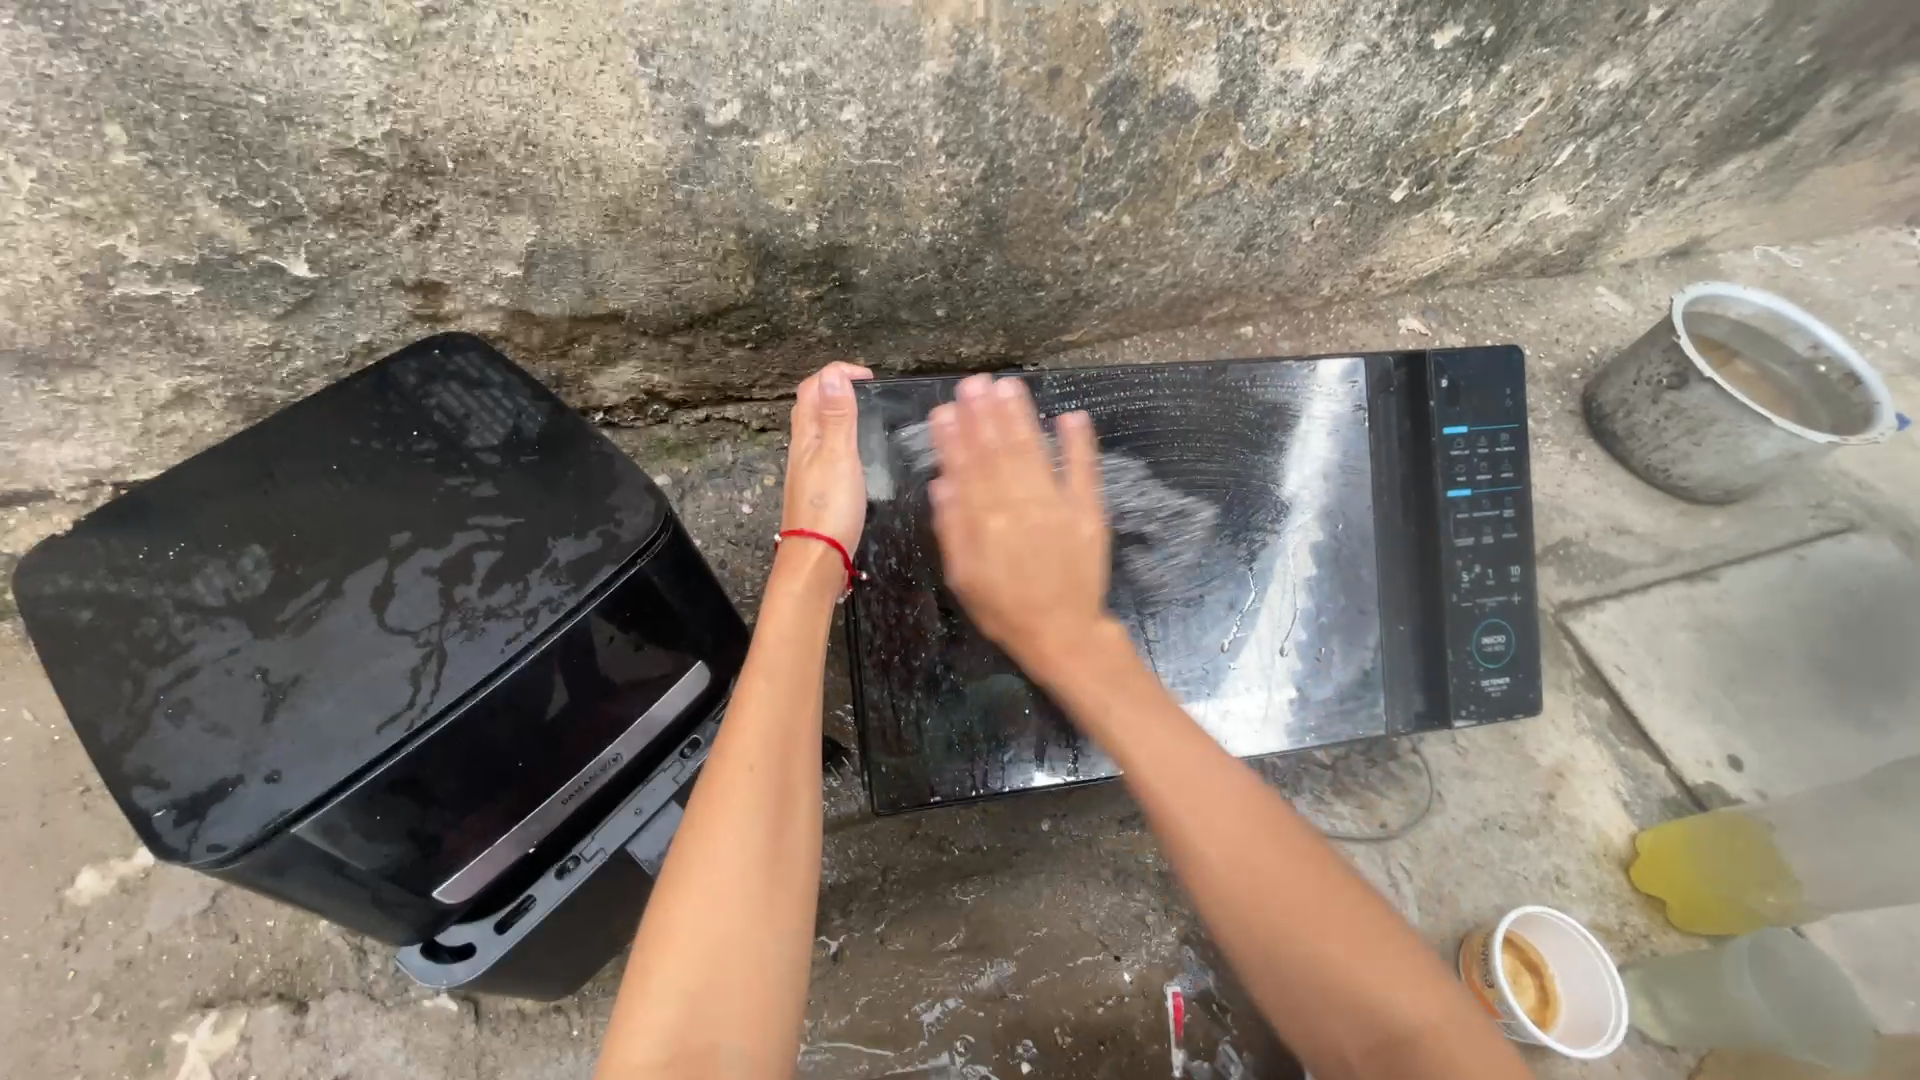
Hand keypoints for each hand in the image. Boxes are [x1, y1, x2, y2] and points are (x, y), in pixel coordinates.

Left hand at [781, 362, 874, 550]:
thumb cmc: (830, 509)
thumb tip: (833, 375)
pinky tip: (854, 448)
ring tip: (862, 409)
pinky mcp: (817, 487)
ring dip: (835, 409)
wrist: (817, 558)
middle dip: (834, 386)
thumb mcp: (839, 456)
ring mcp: (807, 468)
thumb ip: (837, 416)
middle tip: (864, 387)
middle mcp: (802, 448)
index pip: (814, 388)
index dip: (838, 373)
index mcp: (806, 436)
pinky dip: (839, 435)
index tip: (869, 376)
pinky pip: (824, 448)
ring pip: (816, 427)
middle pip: (810, 404)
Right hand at [928, 374, 1111, 673]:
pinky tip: (1072, 416)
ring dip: (1021, 418)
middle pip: (998, 452)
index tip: (946, 408)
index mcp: (985, 523)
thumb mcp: (963, 578)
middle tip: (975, 382)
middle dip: (985, 414)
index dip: (954, 436)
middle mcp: (1018, 507)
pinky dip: (1078, 443)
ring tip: (1009, 386)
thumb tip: (941, 484)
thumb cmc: (1005, 609)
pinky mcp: (1087, 512)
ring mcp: (1056, 506)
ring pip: (1033, 452)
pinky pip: (1082, 471)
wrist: (1062, 633)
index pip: (965, 469)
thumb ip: (952, 530)